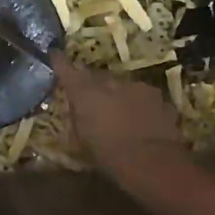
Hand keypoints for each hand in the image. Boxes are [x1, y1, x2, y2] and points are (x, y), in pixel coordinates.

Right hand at [51, 54, 190, 177]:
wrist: (151, 160)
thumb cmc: (107, 155)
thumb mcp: (80, 143)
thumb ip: (75, 119)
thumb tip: (74, 108)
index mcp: (86, 93)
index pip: (68, 71)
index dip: (60, 62)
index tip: (55, 53)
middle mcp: (111, 82)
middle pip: (99, 77)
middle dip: (95, 85)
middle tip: (94, 99)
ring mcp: (138, 87)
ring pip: (124, 86)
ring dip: (120, 96)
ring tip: (122, 115)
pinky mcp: (159, 97)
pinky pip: (144, 98)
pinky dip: (141, 106)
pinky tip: (143, 122)